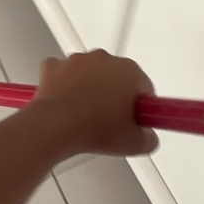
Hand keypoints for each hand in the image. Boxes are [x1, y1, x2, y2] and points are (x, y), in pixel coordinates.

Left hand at [28, 50, 157, 158]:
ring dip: (88, 89)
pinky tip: (65, 104)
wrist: (57, 125)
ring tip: (85, 115)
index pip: (143, 87)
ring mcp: (78, 61)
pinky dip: (62, 85)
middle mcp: (104, 60)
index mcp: (130, 71)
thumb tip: (146, 138)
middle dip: (114, 95)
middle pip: (116, 77)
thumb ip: (148, 137)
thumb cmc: (94, 127)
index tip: (134, 119)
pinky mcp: (55, 66)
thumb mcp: (135, 143)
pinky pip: (62, 73)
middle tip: (110, 121)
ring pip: (88, 73)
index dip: (139, 106)